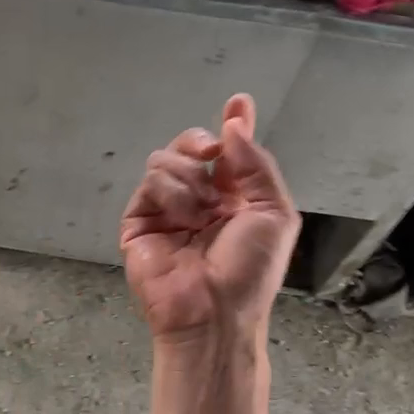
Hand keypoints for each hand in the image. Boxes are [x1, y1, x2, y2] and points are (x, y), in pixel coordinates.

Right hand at [120, 94, 300, 342]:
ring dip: (188, 177)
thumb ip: (256, 165)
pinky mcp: (138, 222)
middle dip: (201, 143)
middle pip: (190, 147)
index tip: (237, 103)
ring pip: (165, 160)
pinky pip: (150, 184)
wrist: (213, 310)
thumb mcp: (275, 213)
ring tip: (202, 211)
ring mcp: (165, 211)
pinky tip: (185, 217)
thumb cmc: (250, 270)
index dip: (233, 126)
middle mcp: (199, 200)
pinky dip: (171, 193)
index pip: (229, 153)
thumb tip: (233, 124)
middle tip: (212, 155)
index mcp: (235, 199)